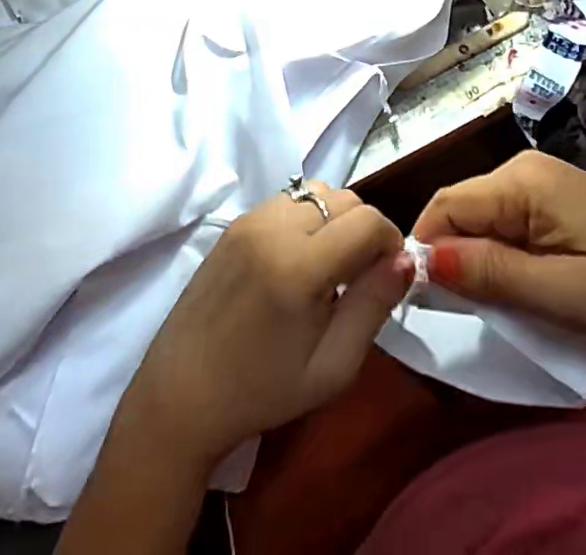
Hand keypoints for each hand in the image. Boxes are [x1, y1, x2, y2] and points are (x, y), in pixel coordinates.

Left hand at [116, 182, 410, 469]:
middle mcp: (273, 228)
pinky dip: (306, 217)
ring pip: (316, 192)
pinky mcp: (233, 224)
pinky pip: (287, 200)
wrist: (181, 393)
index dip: (390, 243)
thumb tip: (405, 258)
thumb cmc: (263, 389)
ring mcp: (248, 221)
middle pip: (345, 199)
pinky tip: (297, 259)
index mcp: (298, 265)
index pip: (368, 220)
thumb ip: (374, 304)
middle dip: (365, 230)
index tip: (386, 278)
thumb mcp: (333, 366)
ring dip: (335, 219)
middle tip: (357, 277)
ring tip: (327, 266)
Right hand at [412, 150, 585, 336]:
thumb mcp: (566, 294)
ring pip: (479, 220)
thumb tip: (422, 260)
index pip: (443, 207)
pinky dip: (500, 257)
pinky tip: (520, 286)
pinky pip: (505, 224)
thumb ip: (492, 274)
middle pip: (458, 211)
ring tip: (494, 305)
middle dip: (451, 260)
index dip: (423, 252)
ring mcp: (538, 181)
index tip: (426, 305)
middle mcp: (521, 170)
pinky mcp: (552, 198)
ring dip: (477, 262)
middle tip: (465, 314)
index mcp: (521, 183)